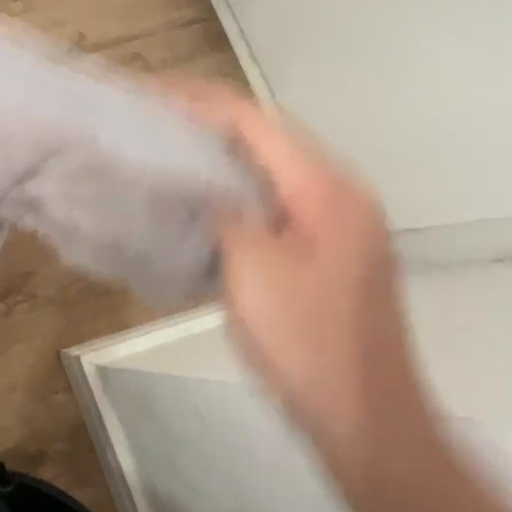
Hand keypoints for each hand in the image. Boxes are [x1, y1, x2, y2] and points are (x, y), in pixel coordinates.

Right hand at [172, 84, 441, 478]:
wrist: (366, 420)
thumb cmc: (306, 341)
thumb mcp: (251, 267)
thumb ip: (223, 209)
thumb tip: (198, 181)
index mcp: (326, 190)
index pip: (254, 121)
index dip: (198, 100)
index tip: (146, 91)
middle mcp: (339, 193)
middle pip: (266, 133)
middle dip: (207, 116)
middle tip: (148, 113)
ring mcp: (337, 222)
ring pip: (270, 163)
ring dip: (219, 147)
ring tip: (163, 143)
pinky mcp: (326, 248)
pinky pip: (273, 194)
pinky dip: (233, 181)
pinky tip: (198, 192)